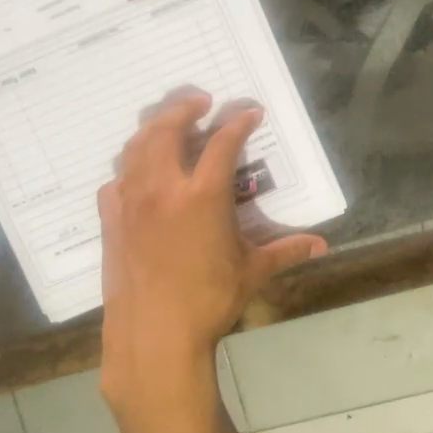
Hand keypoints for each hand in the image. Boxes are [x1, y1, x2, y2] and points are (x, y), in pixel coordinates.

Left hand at [97, 90, 324, 419]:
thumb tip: (322, 245)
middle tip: (200, 100)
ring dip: (153, 127)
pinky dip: (130, 165)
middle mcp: (163, 188)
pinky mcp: (110, 218)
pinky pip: (117, 178)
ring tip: (167, 123)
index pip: (222, 143)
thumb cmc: (210, 299)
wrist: (153, 332)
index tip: (249, 111)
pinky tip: (139, 173)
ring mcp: (131, 201)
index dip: (238, 122)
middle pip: (167, 129)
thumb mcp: (254, 271)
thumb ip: (287, 250)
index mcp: (203, 196)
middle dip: (184, 108)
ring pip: (135, 147)